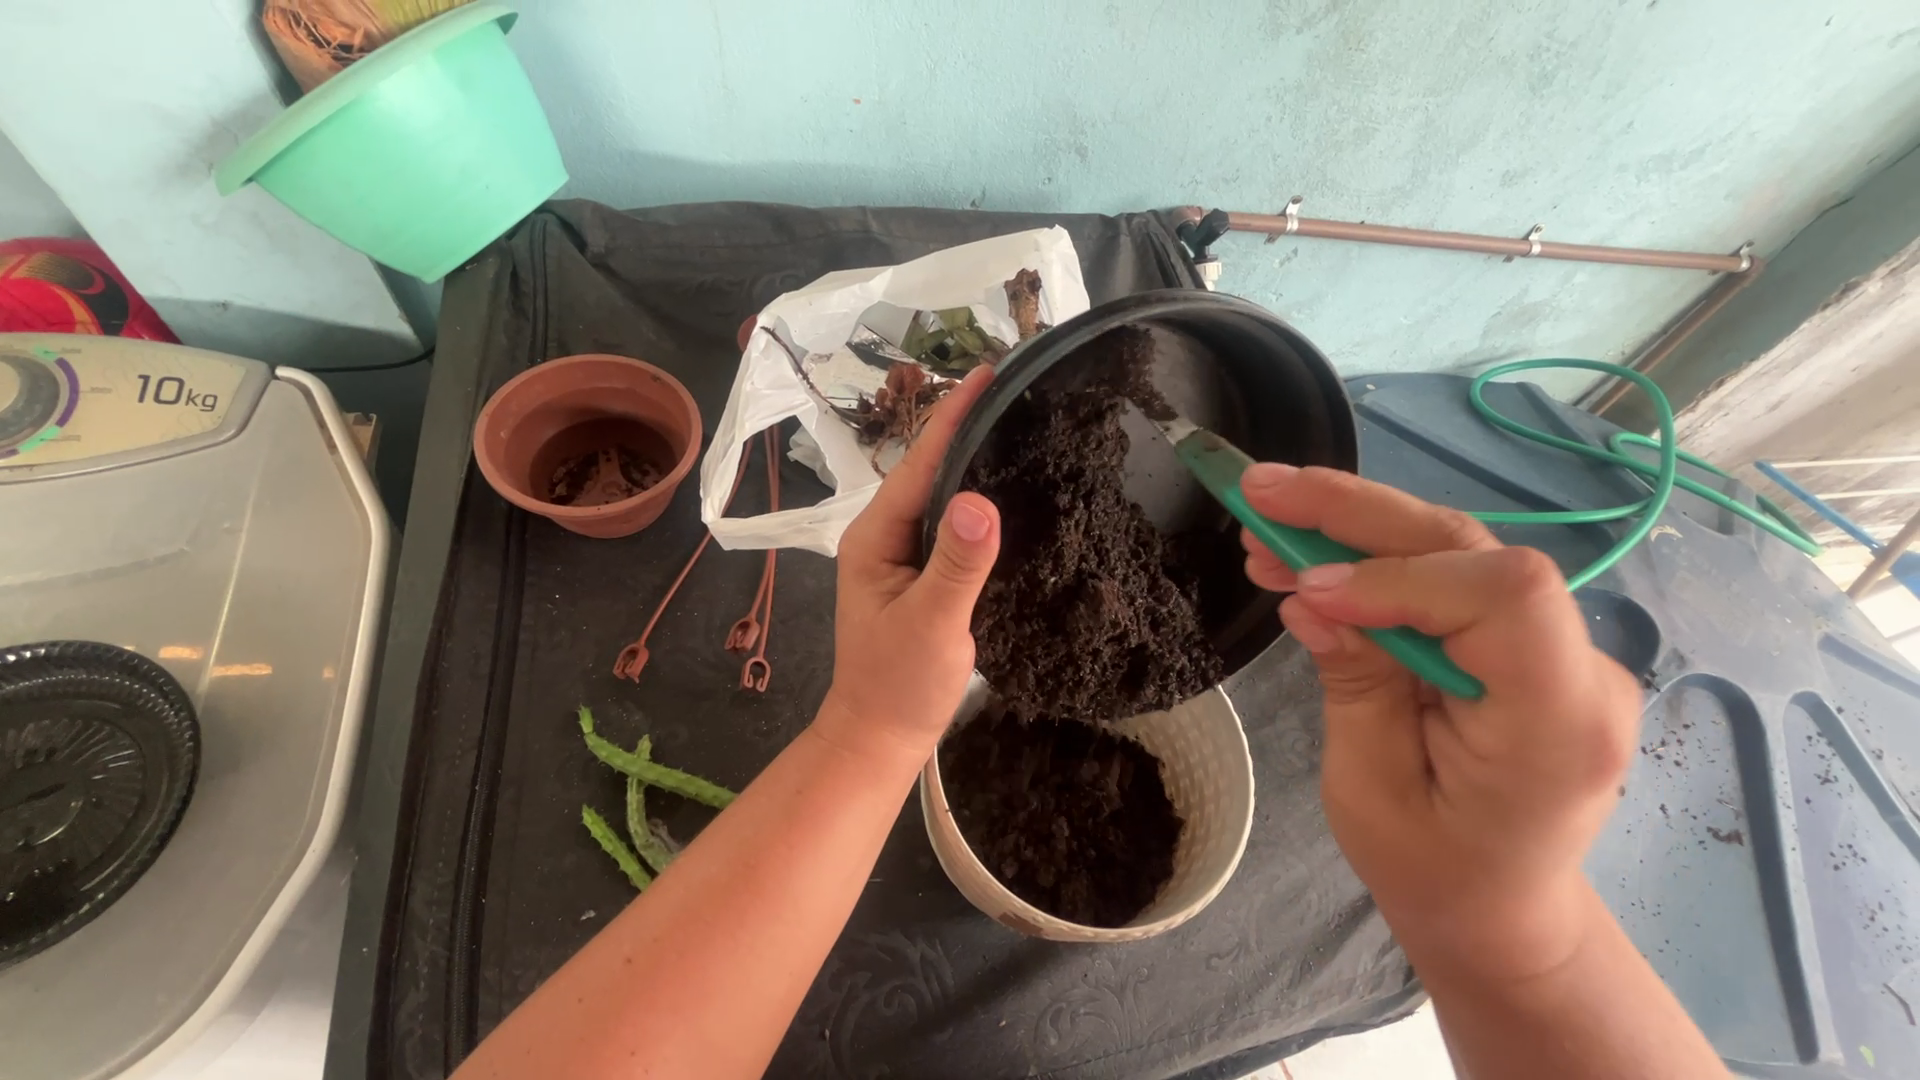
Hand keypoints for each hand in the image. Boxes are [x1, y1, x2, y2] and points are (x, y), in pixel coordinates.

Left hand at [817, 365, 1000, 765]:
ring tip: (1020, 424)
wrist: (881, 735)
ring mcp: (903, 553)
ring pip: (942, 493)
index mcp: (878, 535)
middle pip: (930, 468)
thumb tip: (981, 500)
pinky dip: (979, 499)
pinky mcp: (923, 573)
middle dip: (968, 425)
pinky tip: (1009, 489)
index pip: (921, 462)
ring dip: (975, 458)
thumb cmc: (898, 685)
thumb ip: (956, 565)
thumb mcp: (930, 625)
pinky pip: (952, 523)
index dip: (955, 415)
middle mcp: (886, 533)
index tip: (990, 371)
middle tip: (1018, 390)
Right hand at [1239, 465, 1640, 982]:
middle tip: (1260, 489)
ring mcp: (1551, 644)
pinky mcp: (1514, 638)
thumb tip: (1311, 598)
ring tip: (1262, 515)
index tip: (1303, 589)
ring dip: (1348, 524)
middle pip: (1468, 546)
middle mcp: (1574, 665)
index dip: (1395, 576)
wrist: (1499, 907)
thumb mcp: (1370, 789)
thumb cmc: (1432, 870)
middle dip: (1355, 512)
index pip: (1501, 596)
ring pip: (1448, 547)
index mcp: (1556, 721)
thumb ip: (1355, 683)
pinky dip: (1364, 557)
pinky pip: (1440, 575)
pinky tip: (1299, 554)